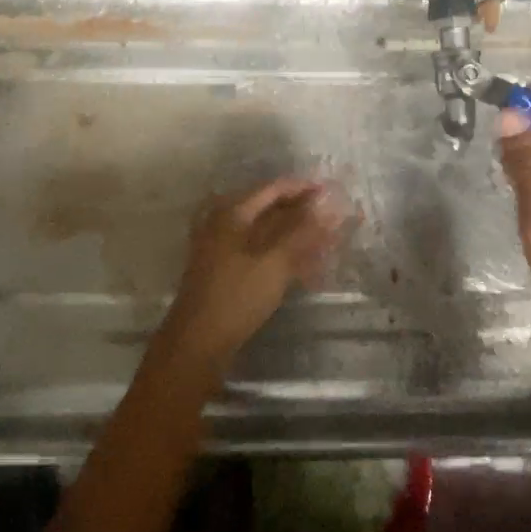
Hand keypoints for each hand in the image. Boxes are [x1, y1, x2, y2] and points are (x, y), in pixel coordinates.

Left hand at [156, 176, 345, 369]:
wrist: (197, 342)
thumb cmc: (237, 297)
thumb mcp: (274, 262)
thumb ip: (302, 232)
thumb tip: (328, 206)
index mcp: (232, 212)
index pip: (273, 189)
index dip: (303, 188)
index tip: (332, 192)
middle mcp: (223, 222)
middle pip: (269, 209)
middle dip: (302, 213)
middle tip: (333, 221)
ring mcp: (221, 247)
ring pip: (265, 233)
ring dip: (295, 236)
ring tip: (325, 245)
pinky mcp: (224, 269)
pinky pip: (259, 251)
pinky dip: (281, 254)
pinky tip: (303, 267)